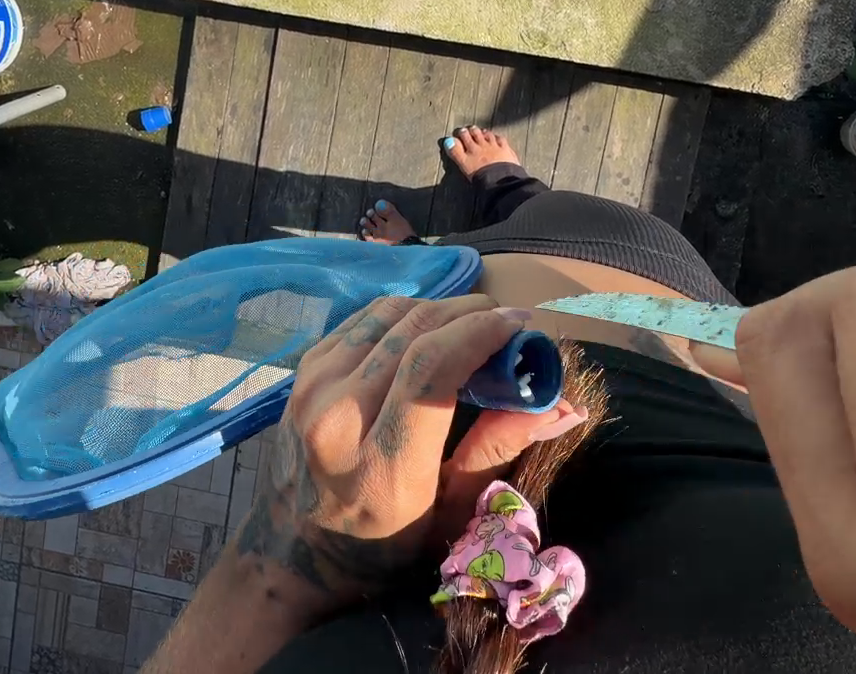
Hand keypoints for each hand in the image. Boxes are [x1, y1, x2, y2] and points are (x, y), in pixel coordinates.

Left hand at [229, 295, 588, 620]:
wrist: (295, 546)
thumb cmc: (385, 542)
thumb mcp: (450, 514)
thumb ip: (498, 450)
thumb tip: (561, 405)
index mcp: (380, 468)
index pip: (430, 370)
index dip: (479, 333)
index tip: (520, 323)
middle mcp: (338, 418)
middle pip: (413, 333)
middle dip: (469, 313)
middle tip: (505, 321)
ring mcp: (312, 387)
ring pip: (390, 315)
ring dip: (439, 308)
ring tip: (471, 324)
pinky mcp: (303, 369)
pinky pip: (365, 318)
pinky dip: (405, 313)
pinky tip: (428, 328)